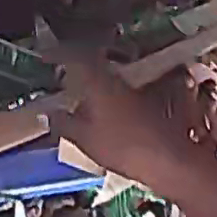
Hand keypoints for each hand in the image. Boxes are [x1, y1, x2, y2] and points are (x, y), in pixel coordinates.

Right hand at [49, 54, 216, 186]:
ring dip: (88, 81)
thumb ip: (63, 123)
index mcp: (96, 81)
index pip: (73, 57)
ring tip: (74, 95)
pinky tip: (98, 113)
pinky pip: (115, 90)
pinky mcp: (144, 104)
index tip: (44, 55)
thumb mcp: (85, 139)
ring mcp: (131, 90)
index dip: (57, 53)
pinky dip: (102, 95)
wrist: (172, 163)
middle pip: (90, 64)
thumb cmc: (124, 147)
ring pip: (104, 77)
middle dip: (73, 67)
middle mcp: (114, 79)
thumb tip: (48, 114)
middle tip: (58, 74)